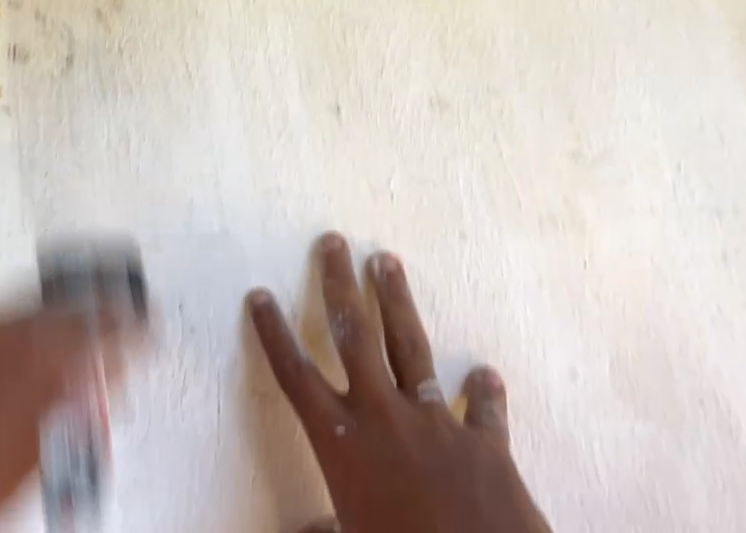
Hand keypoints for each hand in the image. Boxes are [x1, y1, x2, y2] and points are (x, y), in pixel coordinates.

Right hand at [248, 233, 550, 532]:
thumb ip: (324, 527)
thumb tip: (298, 532)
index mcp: (343, 441)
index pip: (296, 376)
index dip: (274, 334)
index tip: (260, 295)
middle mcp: (383, 417)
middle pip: (354, 336)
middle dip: (340, 285)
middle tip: (334, 242)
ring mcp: (436, 423)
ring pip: (410, 348)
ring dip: (397, 301)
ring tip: (388, 261)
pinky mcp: (485, 445)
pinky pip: (484, 413)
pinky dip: (484, 394)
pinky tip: (485, 374)